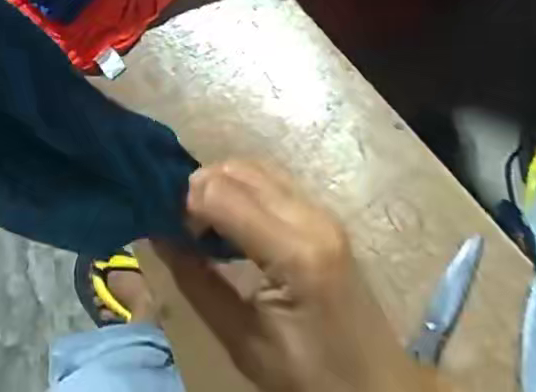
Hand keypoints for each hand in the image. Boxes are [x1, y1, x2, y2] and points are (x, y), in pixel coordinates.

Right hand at [155, 161, 446, 391]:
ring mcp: (322, 210)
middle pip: (238, 169)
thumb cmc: (310, 377)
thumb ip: (197, 283)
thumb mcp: (244, 343)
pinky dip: (243, 187)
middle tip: (184, 227)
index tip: (173, 233)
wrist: (377, 388)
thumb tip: (158, 234)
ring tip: (206, 224)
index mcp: (294, 252)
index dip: (186, 204)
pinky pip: (273, 179)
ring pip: (256, 166)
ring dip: (222, 183)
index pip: (222, 193)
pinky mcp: (324, 213)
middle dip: (201, 187)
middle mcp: (311, 216)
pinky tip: (234, 220)